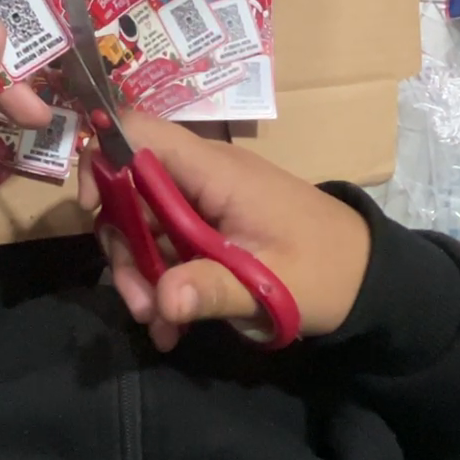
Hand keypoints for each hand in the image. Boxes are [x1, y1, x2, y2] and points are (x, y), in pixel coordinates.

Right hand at [77, 111, 372, 351]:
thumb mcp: (272, 284)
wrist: (367, 277)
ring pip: (140, 226)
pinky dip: (162, 284)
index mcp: (216, 172)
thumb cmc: (326, 269)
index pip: (141, 132)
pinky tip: (172, 326)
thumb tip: (163, 301)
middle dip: (122, 248)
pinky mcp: (204, 230)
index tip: (93, 210)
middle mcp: (200, 179)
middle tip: (141, 304)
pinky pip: (164, 247)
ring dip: (140, 275)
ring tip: (160, 325)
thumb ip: (214, 290)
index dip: (104, 158)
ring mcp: (200, 205)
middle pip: (128, 192)